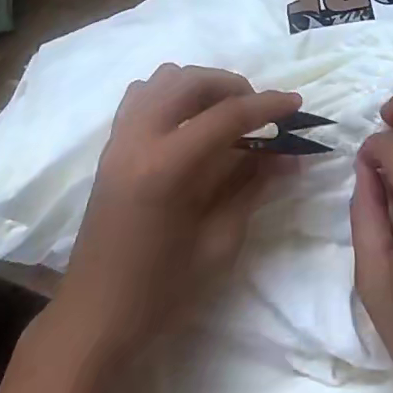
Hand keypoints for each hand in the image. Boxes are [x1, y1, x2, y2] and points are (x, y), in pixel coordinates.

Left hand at [48, 65, 301, 370]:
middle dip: (233, 87)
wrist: (95, 314)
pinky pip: (141, 95)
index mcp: (166, 166)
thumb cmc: (161, 291)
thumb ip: (252, 188)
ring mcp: (119, 137)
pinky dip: (171, 94)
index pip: (226, 116)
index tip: (297, 104)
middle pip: (192, 81)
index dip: (267, 106)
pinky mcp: (110, 145)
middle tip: (261, 113)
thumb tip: (288, 155)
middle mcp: (138, 137)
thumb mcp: (218, 242)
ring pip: (164, 79)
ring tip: (226, 114)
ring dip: (201, 85)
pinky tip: (189, 123)